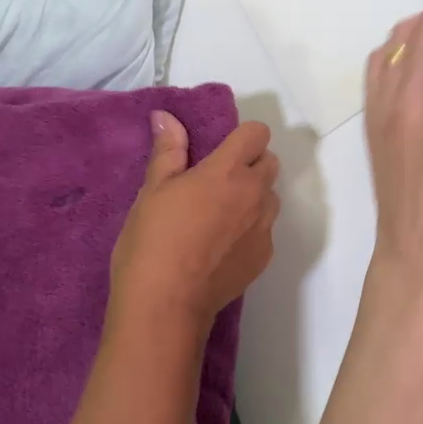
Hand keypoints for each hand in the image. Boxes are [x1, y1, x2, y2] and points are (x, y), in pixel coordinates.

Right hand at [108, 112, 280, 333]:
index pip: (257, 133)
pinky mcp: (266, 254)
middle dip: (250, 165)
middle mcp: (255, 192)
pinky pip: (265, 230)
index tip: (221, 151)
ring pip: (270, 196)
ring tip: (218, 219)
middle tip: (217, 185)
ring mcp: (264, 224)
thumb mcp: (152, 193)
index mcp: (228, 171)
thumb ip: (168, 151)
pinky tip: (221, 249)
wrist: (165, 307)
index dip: (242, 137)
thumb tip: (166, 116)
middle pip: (269, 162)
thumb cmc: (151, 244)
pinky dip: (250, 231)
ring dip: (253, 198)